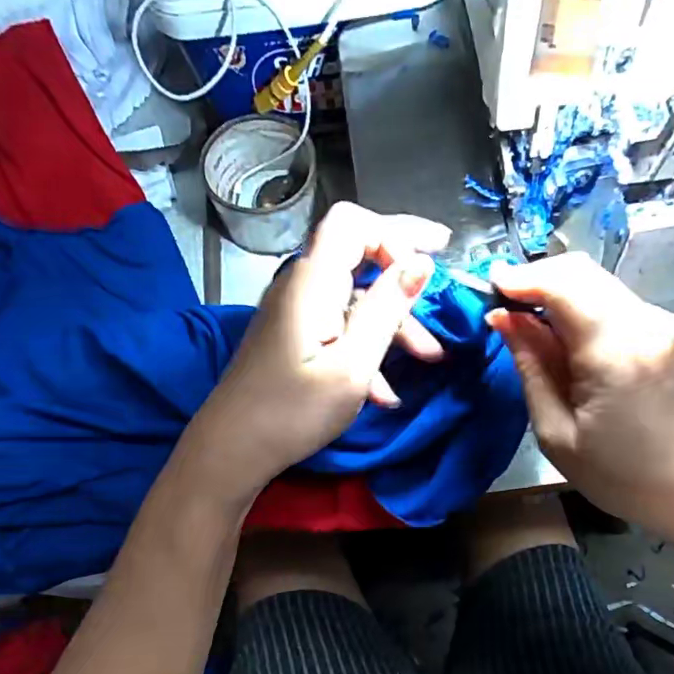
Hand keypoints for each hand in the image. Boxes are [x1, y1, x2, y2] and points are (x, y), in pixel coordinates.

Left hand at [187, 202, 450, 495]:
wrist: (231, 450)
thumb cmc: (293, 412)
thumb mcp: (352, 366)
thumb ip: (387, 311)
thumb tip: (420, 264)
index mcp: (313, 282)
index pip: (354, 223)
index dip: (398, 232)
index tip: (433, 262)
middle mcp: (300, 286)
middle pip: (357, 256)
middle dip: (404, 280)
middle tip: (442, 301)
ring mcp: (295, 313)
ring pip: (353, 299)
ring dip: (392, 324)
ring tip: (428, 360)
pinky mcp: (292, 337)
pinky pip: (338, 327)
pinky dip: (367, 348)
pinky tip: (386, 391)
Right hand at [486, 253, 673, 546]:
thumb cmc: (623, 478)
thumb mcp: (558, 435)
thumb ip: (532, 367)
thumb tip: (504, 318)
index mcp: (617, 354)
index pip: (564, 284)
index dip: (523, 278)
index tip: (494, 285)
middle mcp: (654, 325)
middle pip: (587, 275)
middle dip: (544, 284)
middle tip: (513, 307)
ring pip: (611, 294)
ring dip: (575, 306)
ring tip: (556, 344)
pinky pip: (636, 313)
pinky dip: (606, 323)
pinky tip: (602, 361)